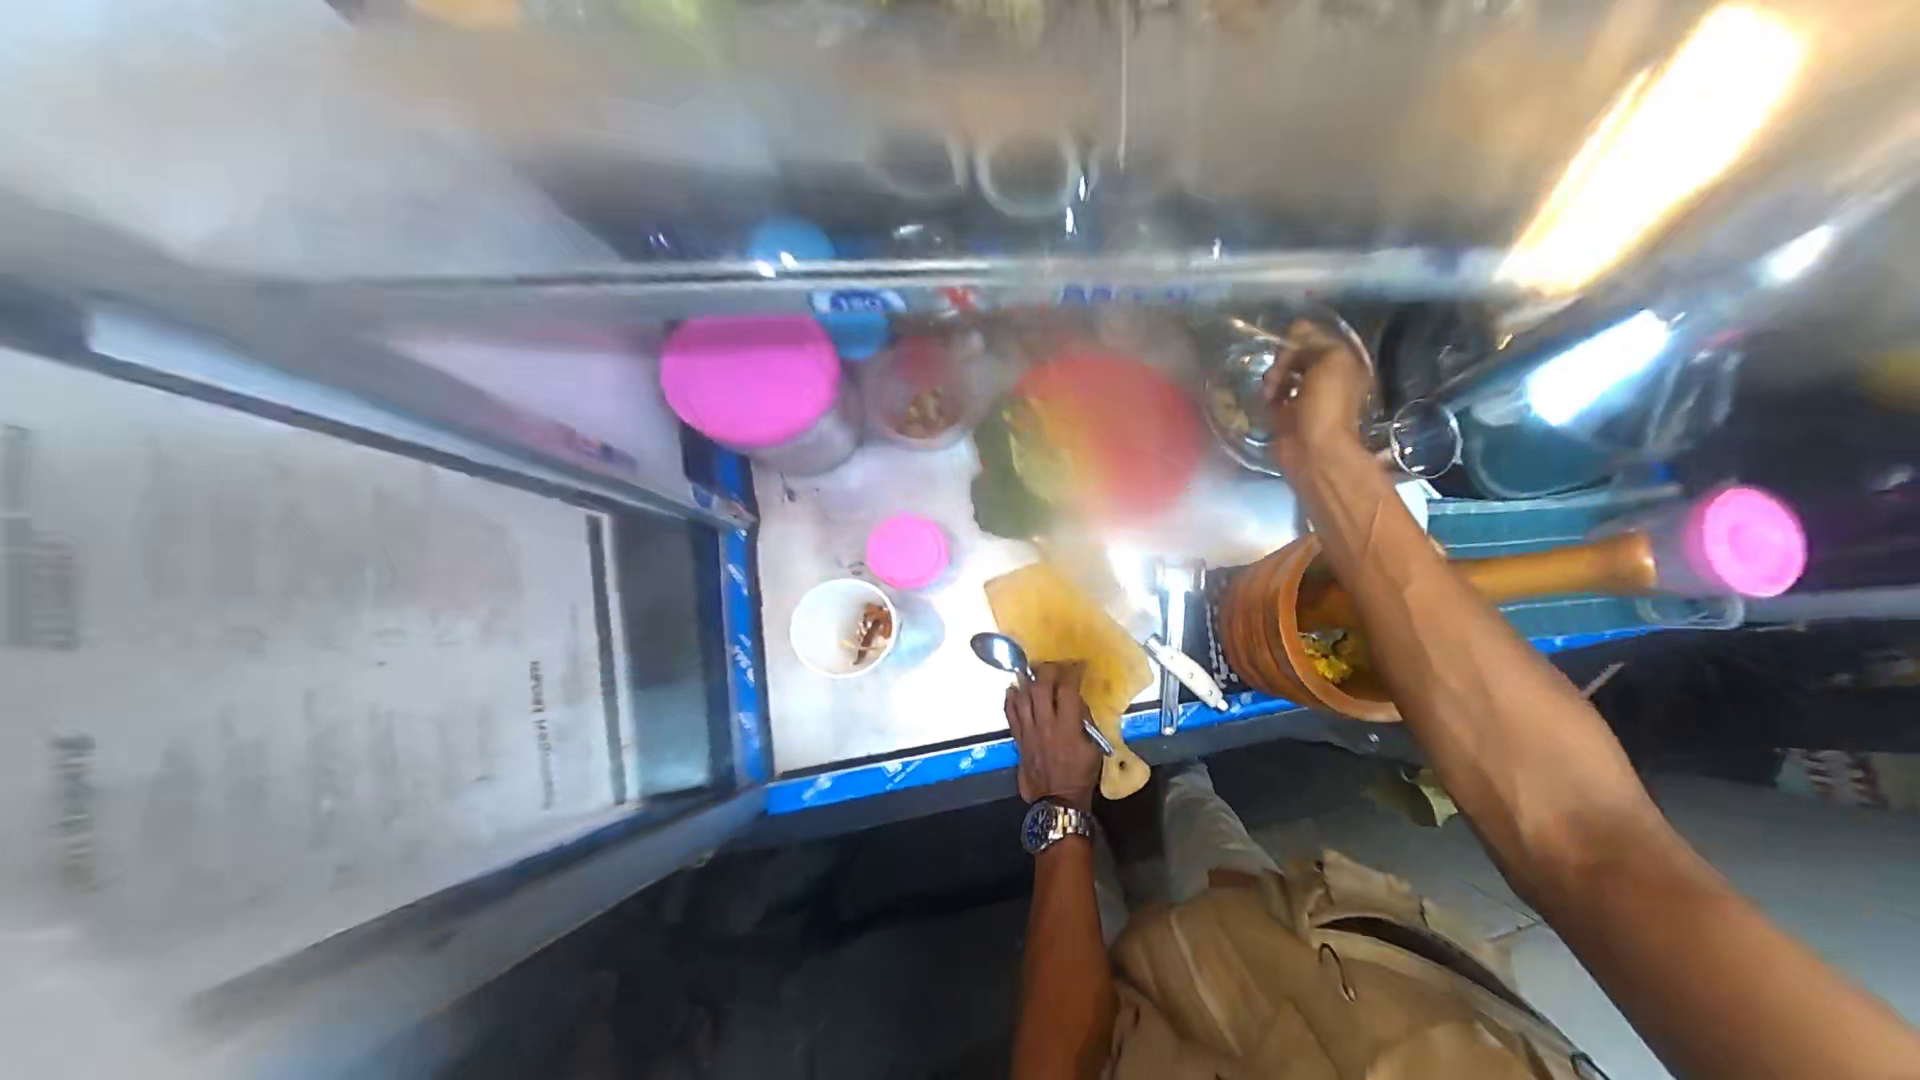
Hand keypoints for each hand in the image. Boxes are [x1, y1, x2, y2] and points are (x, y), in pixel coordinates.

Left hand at [1006, 661, 1099, 813]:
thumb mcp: (1093, 748)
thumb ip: (1085, 721)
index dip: (1073, 673)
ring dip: (1028, 680)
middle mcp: (1045, 725)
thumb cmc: (1080, 774)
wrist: (1057, 799)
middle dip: (1048, 670)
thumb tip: (1077, 700)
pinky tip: (1013, 688)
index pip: (1068, 690)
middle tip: (1055, 665)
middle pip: (1041, 687)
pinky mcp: (1018, 738)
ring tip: (1034, 671)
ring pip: (1023, 697)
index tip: (1078, 665)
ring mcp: (1028, 731)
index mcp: (1067, 727)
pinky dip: (1010, 698)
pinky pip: (1009, 713)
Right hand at [1264, 317, 1370, 471]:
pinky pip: (1274, 396)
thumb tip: (1297, 328)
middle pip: (1298, 357)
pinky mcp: (1287, 415)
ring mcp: (1306, 398)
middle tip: (1277, 372)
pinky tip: (1267, 398)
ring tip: (1270, 389)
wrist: (1313, 450)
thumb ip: (1315, 341)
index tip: (1286, 347)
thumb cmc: (1326, 405)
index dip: (1300, 340)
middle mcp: (1327, 379)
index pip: (1317, 340)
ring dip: (1274, 377)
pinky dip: (1269, 394)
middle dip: (1284, 359)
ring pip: (1284, 375)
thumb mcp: (1330, 361)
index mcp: (1343, 365)